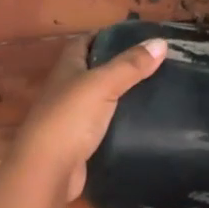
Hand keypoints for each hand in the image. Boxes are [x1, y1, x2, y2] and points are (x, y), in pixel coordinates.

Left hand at [10, 35, 166, 200]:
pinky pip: (103, 126)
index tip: (134, 36)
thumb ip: (130, 65)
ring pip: (99, 100)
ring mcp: (71, 119)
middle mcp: (65, 90)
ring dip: (121, 96)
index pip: (83, 43)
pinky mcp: (80, 144)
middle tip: (153, 65)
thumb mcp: (102, 85)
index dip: (104, 36)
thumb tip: (160, 42)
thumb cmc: (70, 119)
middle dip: (118, 66)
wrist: (48, 170)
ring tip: (155, 91)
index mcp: (66, 70)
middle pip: (93, 71)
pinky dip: (119, 123)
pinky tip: (142, 123)